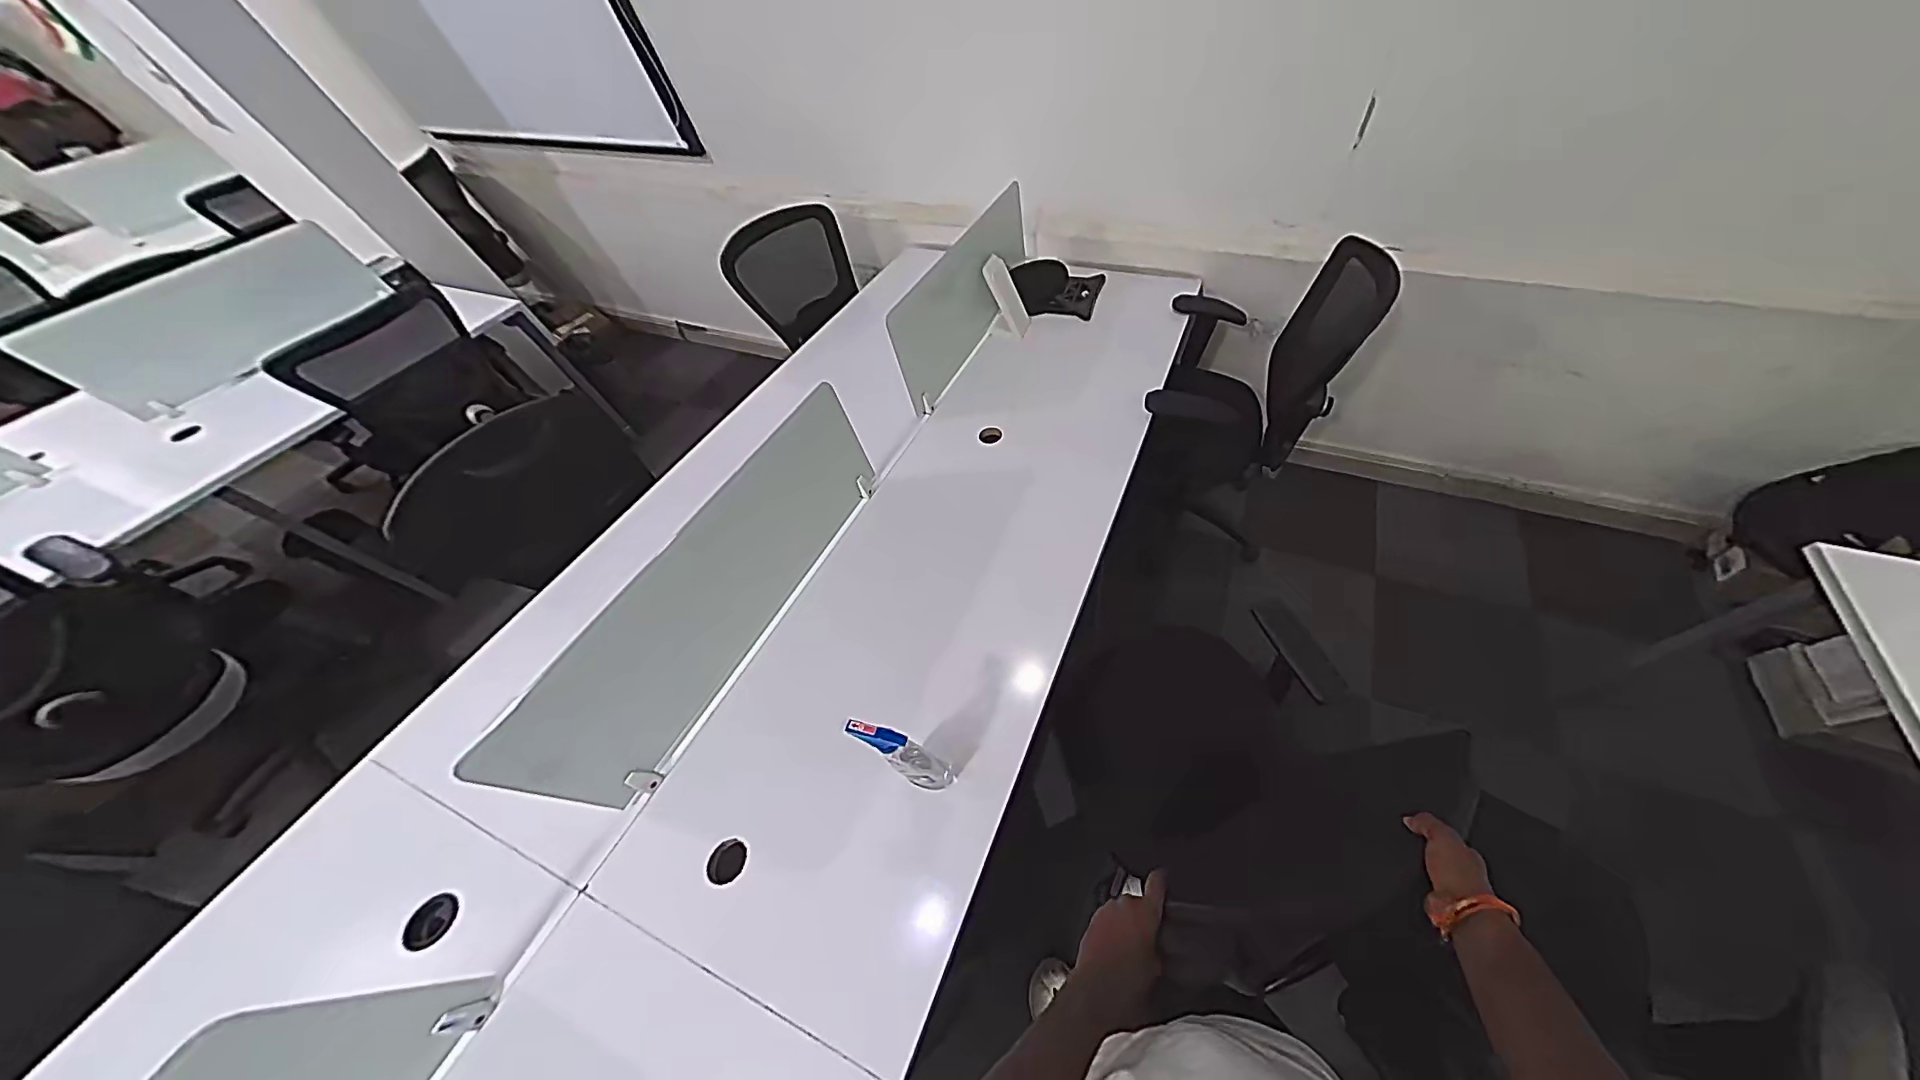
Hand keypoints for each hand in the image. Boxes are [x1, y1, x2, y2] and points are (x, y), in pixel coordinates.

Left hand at [1064, 870, 1165, 1026]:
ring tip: (1125, 946)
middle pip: (1136, 900)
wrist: (1096, 990)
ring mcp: (1105, 910)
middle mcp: (1123, 905)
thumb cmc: (1130, 981)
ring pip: (1119, 910)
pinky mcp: (1090, 920)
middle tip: (1143, 936)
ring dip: (1122, 921)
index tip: (1162, 875)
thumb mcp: (1156, 965)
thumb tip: (1155, 945)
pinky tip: (1111, 948)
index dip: (1160, 880)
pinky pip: (1105, 919)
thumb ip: (1157, 945)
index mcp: (1145, 911)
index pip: (1156, 884)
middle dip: (1139, 914)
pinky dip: (1109, 928)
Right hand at [1405, 812, 1492, 918]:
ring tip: (1405, 861)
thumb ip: (1428, 823)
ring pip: (1432, 873)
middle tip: (1408, 844)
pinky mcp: (1440, 902)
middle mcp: (1464, 872)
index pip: (1451, 840)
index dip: (1434, 833)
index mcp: (1469, 854)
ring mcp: (1453, 888)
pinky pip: (1424, 887)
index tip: (1416, 827)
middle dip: (1427, 852)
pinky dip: (1416, 883)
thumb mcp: (1442, 836)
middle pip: (1442, 857)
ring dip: (1421, 869)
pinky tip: (1407, 878)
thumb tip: (1410, 819)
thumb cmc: (1458, 872)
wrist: (1459, 907)